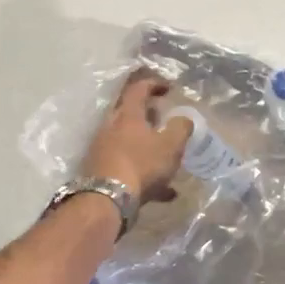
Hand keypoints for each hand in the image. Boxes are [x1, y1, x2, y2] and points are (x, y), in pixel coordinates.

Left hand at [81, 71, 191, 202]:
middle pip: (128, 114)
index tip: (168, 88)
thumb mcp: (171, 145)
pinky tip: (163, 192)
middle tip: (164, 119)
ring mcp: (102, 149)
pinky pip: (126, 165)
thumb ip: (181, 128)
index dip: (154, 84)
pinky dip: (143, 172)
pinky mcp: (100, 171)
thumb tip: (184, 119)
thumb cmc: (141, 164)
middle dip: (148, 115)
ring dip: (146, 145)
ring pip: (128, 141)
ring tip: (165, 158)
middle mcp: (111, 128)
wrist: (106, 198)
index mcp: (128, 115)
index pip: (138, 89)